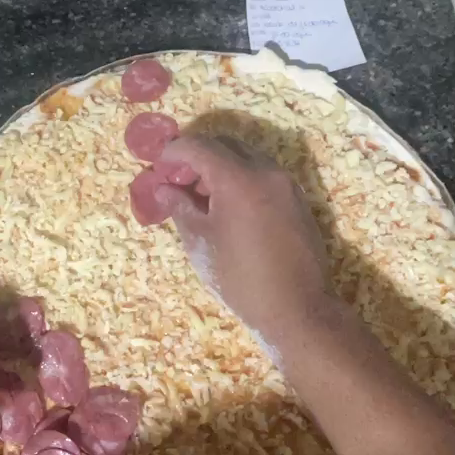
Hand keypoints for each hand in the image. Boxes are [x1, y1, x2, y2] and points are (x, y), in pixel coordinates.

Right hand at [155, 135, 339, 343]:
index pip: (199, 147)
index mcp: (238, 179)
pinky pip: (262, 175)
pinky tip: (226, 209)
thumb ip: (180, 207)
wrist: (297, 309)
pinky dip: (240, 180)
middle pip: (224, 145)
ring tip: (200, 199)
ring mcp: (286, 184)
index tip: (157, 167)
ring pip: (245, 158)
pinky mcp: (297, 200)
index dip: (173, 152)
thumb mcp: (200, 243)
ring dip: (219, 168)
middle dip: (196, 157)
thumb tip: (164, 188)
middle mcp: (266, 172)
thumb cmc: (240, 278)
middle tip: (176, 181)